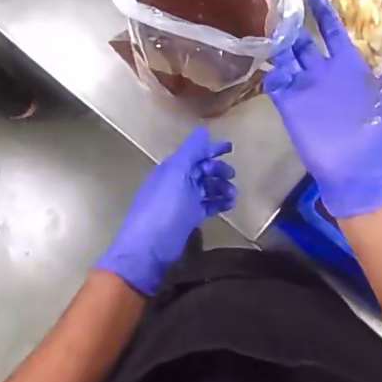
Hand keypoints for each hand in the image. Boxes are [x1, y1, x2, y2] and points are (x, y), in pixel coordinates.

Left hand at [96, 127, 236, 295]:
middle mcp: (175, 182)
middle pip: (200, 170)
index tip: (231, 148)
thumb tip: (202, 130)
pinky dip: (217, 203)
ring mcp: (180, 202)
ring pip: (204, 188)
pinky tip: (228, 206)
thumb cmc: (163, 210)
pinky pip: (205, 206)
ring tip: (233, 195)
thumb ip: (190, 152)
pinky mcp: (186, 220)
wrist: (147, 250)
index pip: (194, 153)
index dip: (211, 149)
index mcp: (171, 169)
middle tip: (232, 175)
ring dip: (220, 188)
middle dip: (218, 170)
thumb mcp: (177, 175)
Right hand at [266, 0, 381, 218]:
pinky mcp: (290, 107)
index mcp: (350, 66)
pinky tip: (270, 59)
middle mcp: (324, 74)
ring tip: (268, 22)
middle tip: (280, 0)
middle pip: (303, 42)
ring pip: (285, 58)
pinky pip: (274, 83)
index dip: (324, 12)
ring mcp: (305, 90)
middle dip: (293, 23)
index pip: (332, 32)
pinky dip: (270, 70)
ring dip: (277, 41)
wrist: (364, 169)